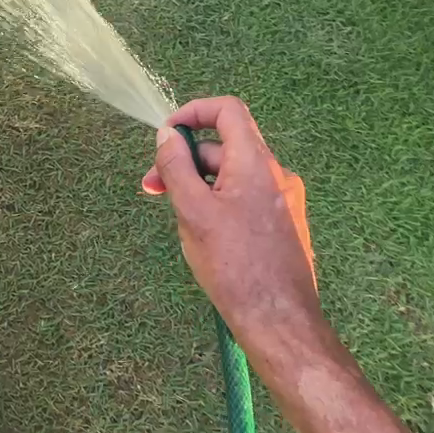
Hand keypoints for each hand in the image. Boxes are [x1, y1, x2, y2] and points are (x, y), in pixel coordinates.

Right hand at [142, 96, 319, 346]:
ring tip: (174, 214)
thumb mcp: (192, 209)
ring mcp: (280, 200)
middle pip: (222, 145)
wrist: (280, 323)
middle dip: (184, 159)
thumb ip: (175, 165)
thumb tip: (167, 134)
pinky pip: (242, 196)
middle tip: (152, 186)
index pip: (227, 109)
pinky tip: (201, 231)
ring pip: (229, 174)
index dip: (193, 112)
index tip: (167, 135)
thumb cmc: (233, 263)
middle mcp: (273, 174)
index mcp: (255, 163)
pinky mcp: (280, 224)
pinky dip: (216, 201)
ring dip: (196, 183)